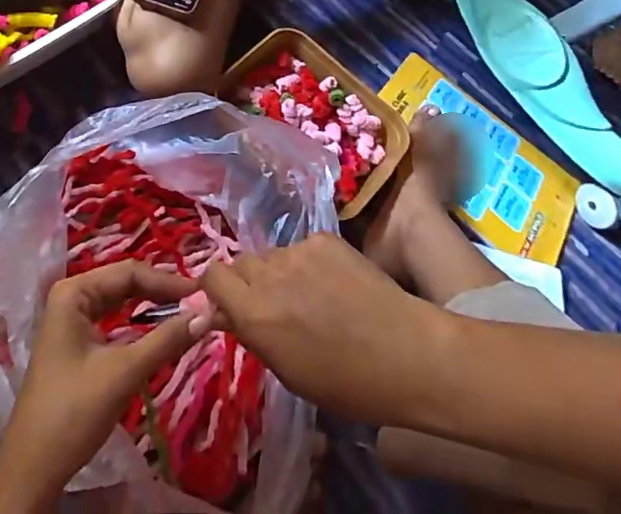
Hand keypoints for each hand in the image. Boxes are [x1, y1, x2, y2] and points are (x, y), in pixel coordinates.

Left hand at [0, 261, 208, 512]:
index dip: (168, 282)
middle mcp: (71, 297)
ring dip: (153, 307)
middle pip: (125, 283)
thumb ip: (166, 340)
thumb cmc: (73, 412)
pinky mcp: (77, 342)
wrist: (33, 468)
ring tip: (187, 313)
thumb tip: (207, 314)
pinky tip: (160, 330)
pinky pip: (115, 320)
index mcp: (74, 292)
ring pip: (121, 301)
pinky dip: (139, 324)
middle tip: (199, 304)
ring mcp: (72, 320)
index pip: (129, 272)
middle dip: (162, 292)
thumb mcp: (124, 373)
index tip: (203, 295)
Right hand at [200, 234, 452, 427]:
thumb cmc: (346, 382)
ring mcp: (298, 251)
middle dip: (249, 282)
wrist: (407, 354)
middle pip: (241, 263)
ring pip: (273, 256)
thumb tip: (229, 314)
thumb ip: (252, 333)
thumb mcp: (287, 371)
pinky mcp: (325, 238)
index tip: (231, 304)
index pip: (212, 276)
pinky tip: (334, 283)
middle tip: (274, 304)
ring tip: (311, 295)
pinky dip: (310, 262)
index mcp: (254, 313)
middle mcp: (269, 274)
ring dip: (280, 272)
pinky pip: (302, 247)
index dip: (218, 289)